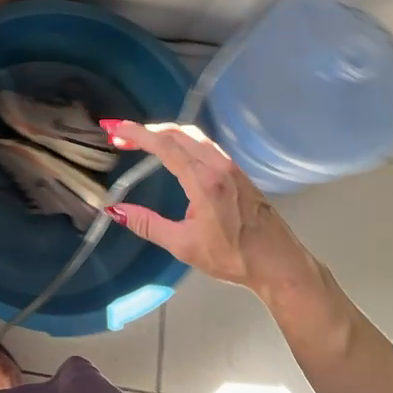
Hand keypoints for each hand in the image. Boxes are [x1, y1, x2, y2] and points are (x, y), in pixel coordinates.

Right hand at [103, 121, 350, 350]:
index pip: (165, 145)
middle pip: (177, 133)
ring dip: (165, 132)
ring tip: (142, 140)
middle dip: (147, 130)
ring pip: (193, 135)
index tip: (114, 128)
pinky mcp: (237, 171)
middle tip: (120, 135)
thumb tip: (114, 210)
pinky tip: (173, 151)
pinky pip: (204, 144)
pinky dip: (182, 139)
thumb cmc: (232, 257)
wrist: (279, 264)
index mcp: (203, 180)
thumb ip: (147, 224)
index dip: (136, 133)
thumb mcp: (183, 245)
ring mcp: (230, 166)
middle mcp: (218, 165)